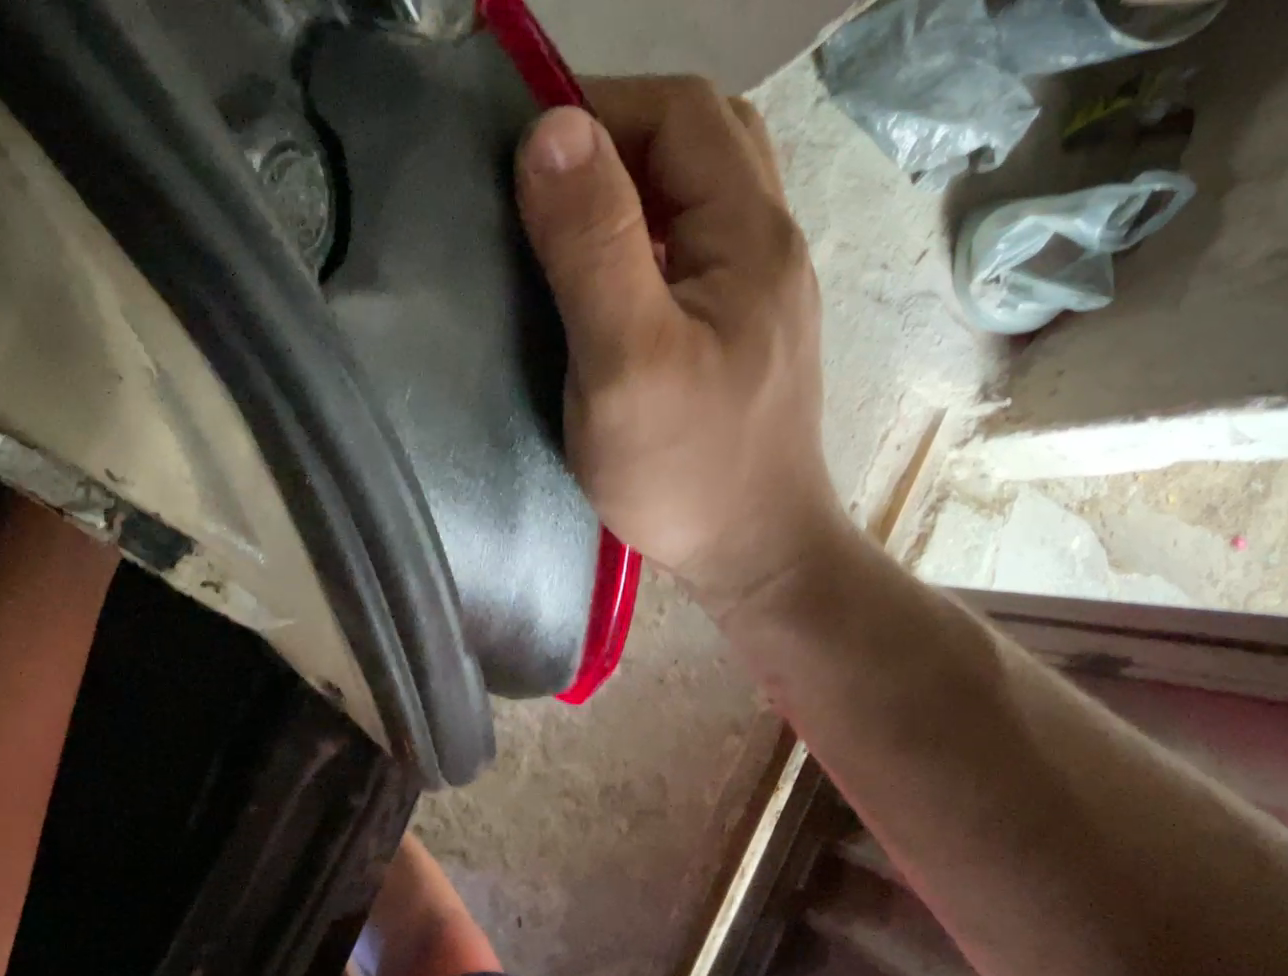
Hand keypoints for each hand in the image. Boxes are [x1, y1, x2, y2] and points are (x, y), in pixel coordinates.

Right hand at [516, 77, 848, 616]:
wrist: (754, 555)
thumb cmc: (685, 469)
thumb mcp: (627, 358)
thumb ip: (594, 245)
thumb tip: (552, 131)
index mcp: (750, 235)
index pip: (682, 114)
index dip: (600, 108)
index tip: (521, 150)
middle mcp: (766, 241)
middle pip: (699, 137)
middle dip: (614, 135)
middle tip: (538, 181)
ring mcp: (755, 284)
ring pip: (697, 187)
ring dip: (628, 180)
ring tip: (558, 218)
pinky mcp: (735, 322)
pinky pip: (690, 239)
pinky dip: (640, 227)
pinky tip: (595, 270)